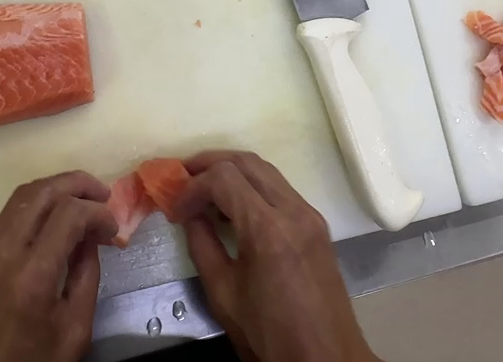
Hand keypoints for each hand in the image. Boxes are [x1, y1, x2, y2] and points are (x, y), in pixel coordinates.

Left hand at [0, 171, 116, 361]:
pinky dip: (35, 206)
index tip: (113, 228)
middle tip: (103, 194)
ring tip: (81, 201)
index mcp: (31, 278)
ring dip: (55, 190)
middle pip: (42, 191)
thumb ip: (87, 277)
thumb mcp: (72, 333)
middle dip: (77, 183)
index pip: (69, 214)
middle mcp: (2, 254)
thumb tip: (91, 237)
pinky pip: (6, 217)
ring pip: (21, 197)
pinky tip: (53, 220)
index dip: (98, 211)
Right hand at [173, 151, 379, 361]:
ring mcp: (309, 213)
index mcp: (268, 229)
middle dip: (211, 163)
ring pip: (266, 169)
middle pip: (247, 161)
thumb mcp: (224, 295)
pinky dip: (253, 185)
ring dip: (233, 170)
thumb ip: (202, 246)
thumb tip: (190, 214)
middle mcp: (293, 210)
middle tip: (183, 176)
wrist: (326, 360)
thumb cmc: (270, 336)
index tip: (176, 206)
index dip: (193, 185)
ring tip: (205, 188)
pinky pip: (280, 188)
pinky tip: (235, 205)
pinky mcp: (316, 223)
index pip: (224, 178)